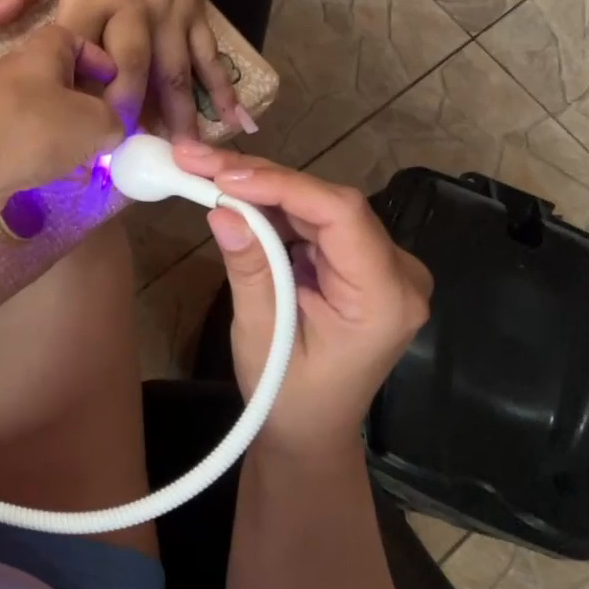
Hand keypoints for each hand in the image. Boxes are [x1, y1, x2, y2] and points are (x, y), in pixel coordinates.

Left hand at [0, 0, 241, 140]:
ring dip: (177, 112)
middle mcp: (133, 8)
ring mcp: (169, 11)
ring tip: (183, 154)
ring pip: (174, 67)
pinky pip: (209, 53)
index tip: (67, 123)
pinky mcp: (194, 10)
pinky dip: (221, 87)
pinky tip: (234, 119)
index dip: (75, 83)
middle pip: (132, 62)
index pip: (80, 45)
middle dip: (129, 106)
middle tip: (126, 149)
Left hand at [0, 24, 125, 196]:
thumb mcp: (95, 122)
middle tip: (111, 129)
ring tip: (94, 159)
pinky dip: (46, 160)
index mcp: (42, 52)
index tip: (119, 85)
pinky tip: (64, 179)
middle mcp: (18, 75)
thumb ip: (113, 122)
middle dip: (87, 105)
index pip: (72, 38)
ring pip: (43, 118)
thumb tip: (110, 129)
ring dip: (68, 137)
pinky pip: (26, 147)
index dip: (99, 58)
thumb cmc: (34, 128)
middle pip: (59, 81)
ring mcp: (0, 111)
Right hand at [173, 144, 431, 456]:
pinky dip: (265, 203)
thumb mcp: (262, 335)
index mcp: (384, 298)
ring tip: (199, 168)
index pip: (341, 216)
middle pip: (327, 202)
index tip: (222, 176)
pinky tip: (225, 188)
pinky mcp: (352, 261)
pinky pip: (309, 219)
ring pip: (314, 204)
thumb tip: (221, 211)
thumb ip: (250, 271)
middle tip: (194, 159)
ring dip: (256, 184)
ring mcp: (376, 264)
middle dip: (259, 176)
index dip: (282, 186)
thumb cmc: (286, 394)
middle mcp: (394, 272)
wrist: (309, 428)